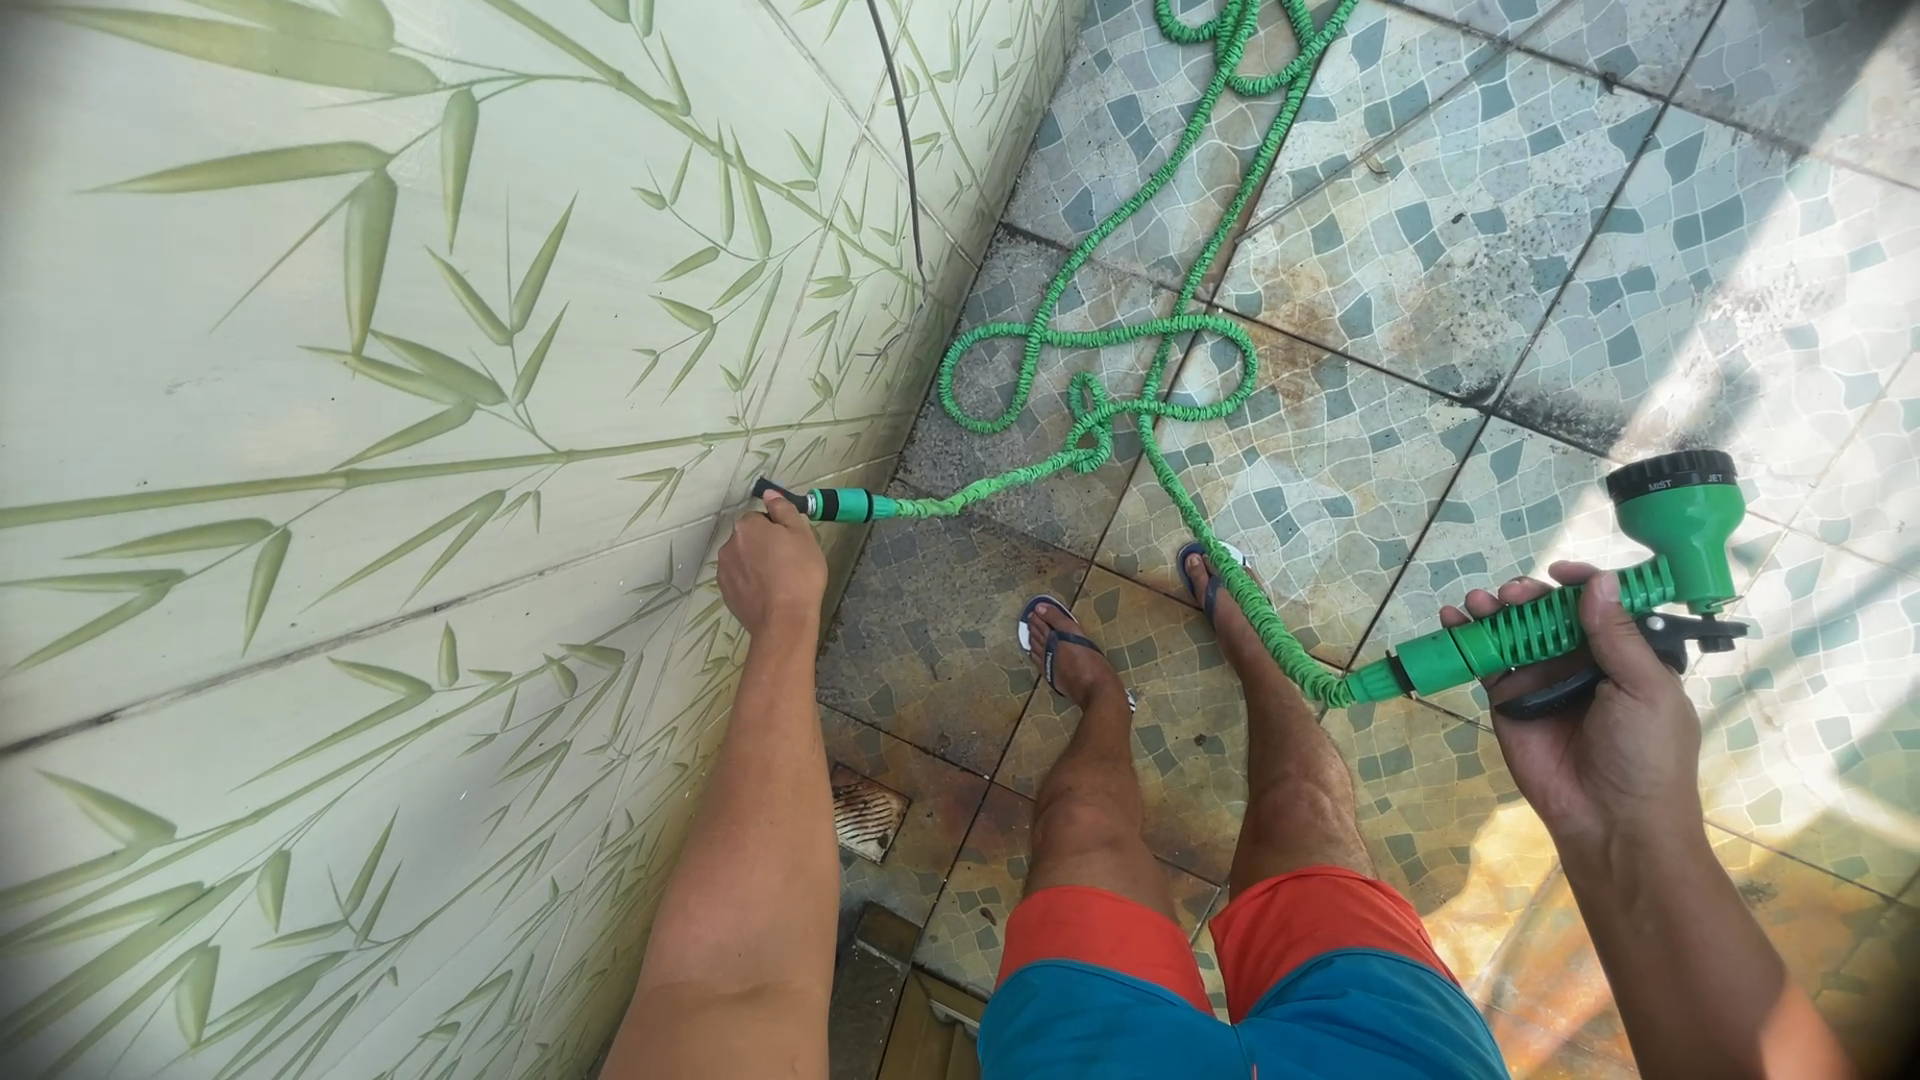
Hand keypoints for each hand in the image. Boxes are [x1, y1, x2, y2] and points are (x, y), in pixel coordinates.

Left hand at [718, 493, 827, 637]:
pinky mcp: (726, 594)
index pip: (760, 518)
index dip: (778, 530)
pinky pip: (740, 580)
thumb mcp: (802, 534)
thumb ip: (784, 509)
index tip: (792, 545)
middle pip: (749, 538)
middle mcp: (728, 545)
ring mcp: (724, 571)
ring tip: (778, 581)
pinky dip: (751, 583)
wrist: (785, 620)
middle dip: (764, 546)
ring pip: (743, 559)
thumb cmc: (799, 573)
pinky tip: (768, 594)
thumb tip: (769, 493)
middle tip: (789, 562)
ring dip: (756, 564)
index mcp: (746, 526)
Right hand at [1440, 561, 1704, 852]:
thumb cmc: (1645, 753)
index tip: (1564, 572)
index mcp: (1626, 657)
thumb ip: (1617, 637)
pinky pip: (1484, 658)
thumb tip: (1600, 582)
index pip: (1604, 608)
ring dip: (1494, 609)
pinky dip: (1466, 636)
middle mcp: (1581, 661)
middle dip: (1530, 595)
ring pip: (1513, 630)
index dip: (1587, 584)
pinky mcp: (1505, 695)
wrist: (1608, 815)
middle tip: (1514, 593)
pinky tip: (1453, 619)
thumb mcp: (1645, 690)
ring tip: (1480, 601)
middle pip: (1550, 613)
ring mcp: (1540, 678)